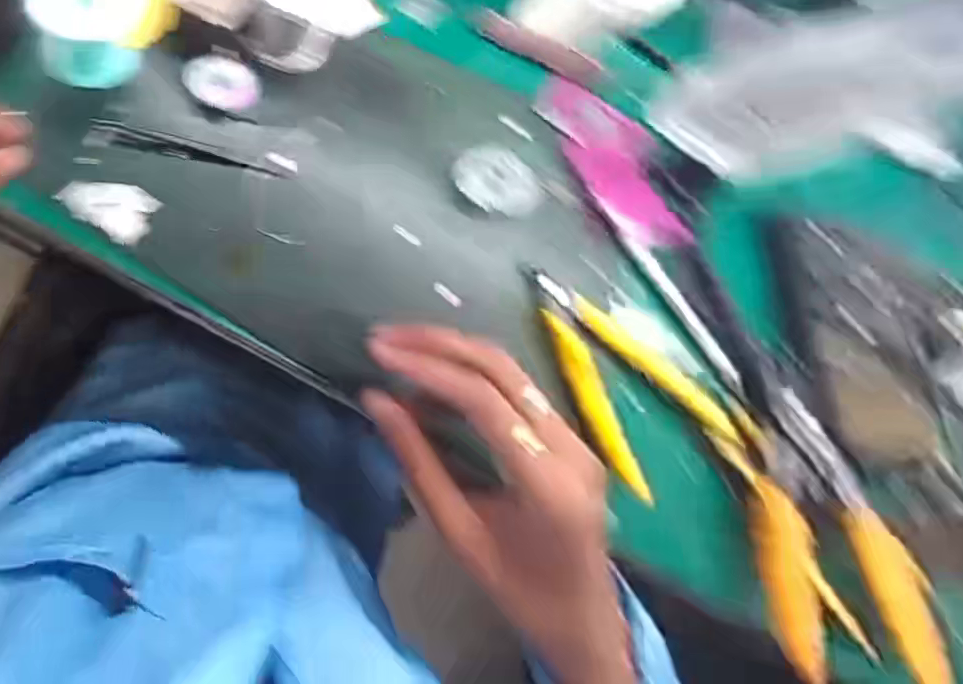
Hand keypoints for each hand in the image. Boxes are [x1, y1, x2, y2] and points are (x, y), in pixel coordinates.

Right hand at [361, 326, 634, 683]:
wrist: (587, 624)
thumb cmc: (518, 588)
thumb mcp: (456, 530)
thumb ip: (416, 460)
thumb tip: (374, 398)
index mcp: (549, 483)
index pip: (483, 401)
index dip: (426, 369)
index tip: (378, 353)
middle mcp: (571, 449)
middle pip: (500, 369)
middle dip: (435, 343)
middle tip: (383, 338)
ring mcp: (575, 438)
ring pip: (507, 368)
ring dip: (449, 349)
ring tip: (397, 348)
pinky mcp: (567, 435)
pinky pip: (512, 385)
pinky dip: (465, 370)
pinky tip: (428, 376)